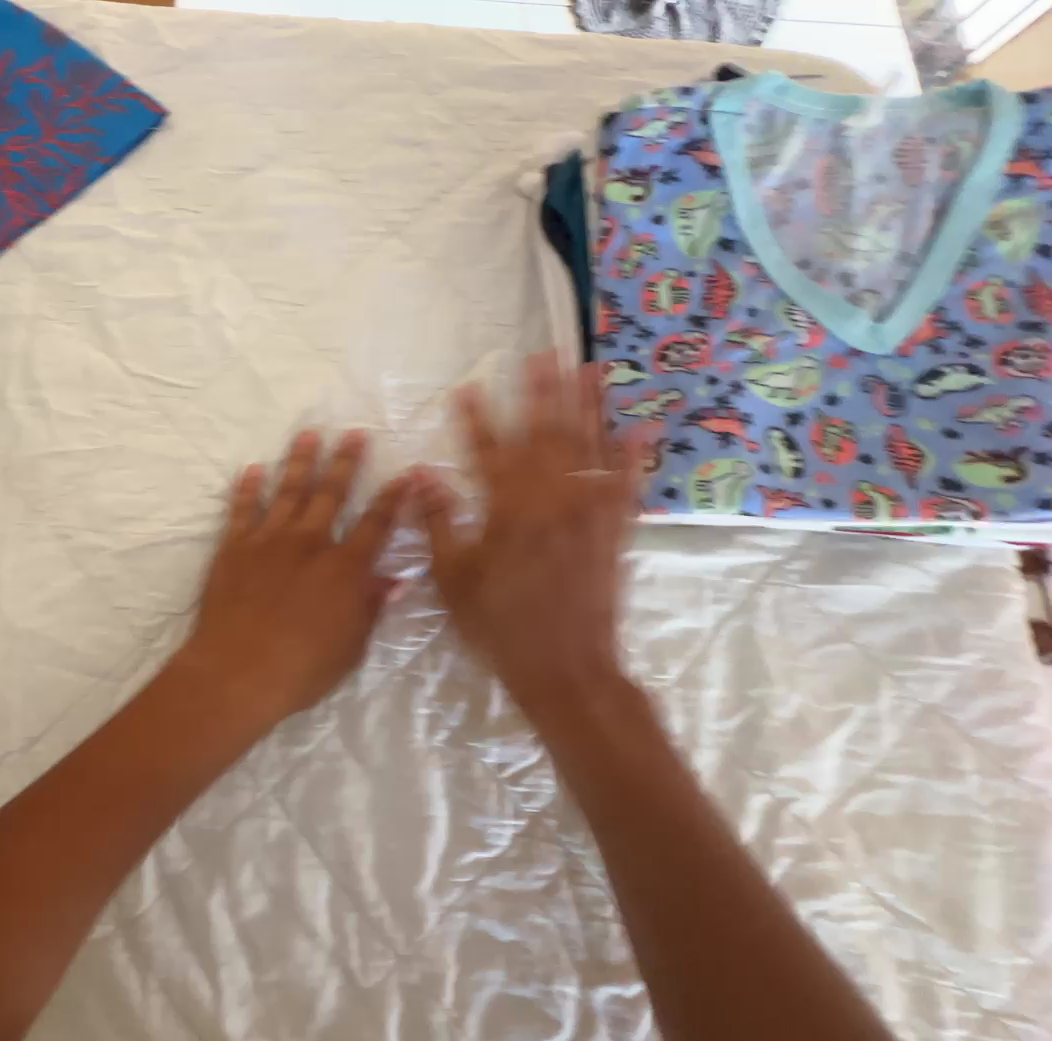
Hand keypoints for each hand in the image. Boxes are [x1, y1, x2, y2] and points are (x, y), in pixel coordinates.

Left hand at [178, 430, 413, 725]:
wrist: (237, 670)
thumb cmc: (302, 669)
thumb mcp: (351, 645)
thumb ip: (371, 607)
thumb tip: (395, 580)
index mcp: (345, 568)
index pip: (377, 523)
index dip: (395, 497)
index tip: (408, 473)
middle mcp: (309, 543)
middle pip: (331, 494)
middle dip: (345, 461)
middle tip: (353, 433)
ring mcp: (267, 541)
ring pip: (287, 491)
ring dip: (299, 461)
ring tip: (308, 434)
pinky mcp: (233, 548)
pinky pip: (241, 510)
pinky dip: (248, 488)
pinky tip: (253, 469)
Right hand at [406, 352, 641, 708]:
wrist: (565, 665)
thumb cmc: (497, 624)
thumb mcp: (452, 579)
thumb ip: (438, 523)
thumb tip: (422, 475)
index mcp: (507, 511)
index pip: (487, 453)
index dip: (476, 420)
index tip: (468, 387)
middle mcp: (552, 501)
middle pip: (545, 436)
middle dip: (541, 393)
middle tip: (542, 353)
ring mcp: (589, 514)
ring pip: (589, 448)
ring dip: (588, 407)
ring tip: (590, 368)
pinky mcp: (614, 532)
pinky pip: (627, 485)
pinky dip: (633, 455)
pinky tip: (639, 428)